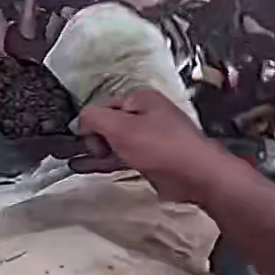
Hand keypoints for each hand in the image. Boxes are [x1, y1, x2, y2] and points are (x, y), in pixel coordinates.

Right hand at [71, 88, 232, 202]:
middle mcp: (146, 113)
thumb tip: (79, 122)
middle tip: (97, 152)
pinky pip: (123, 156)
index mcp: (140, 97)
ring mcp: (151, 137)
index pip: (102, 105)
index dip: (91, 122)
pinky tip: (90, 167)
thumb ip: (92, 118)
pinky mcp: (153, 158)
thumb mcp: (119, 126)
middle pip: (108, 123)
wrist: (198, 176)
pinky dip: (107, 161)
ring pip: (115, 141)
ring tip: (77, 160)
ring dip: (97, 151)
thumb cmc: (161, 147)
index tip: (88, 140)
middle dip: (96, 138)